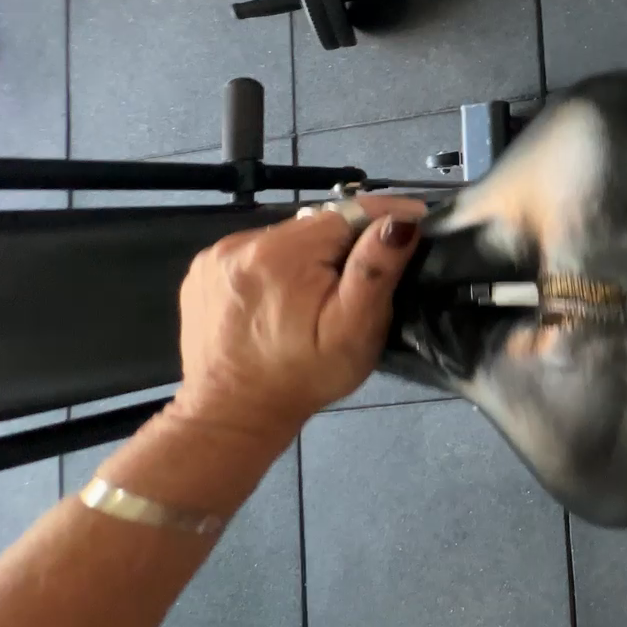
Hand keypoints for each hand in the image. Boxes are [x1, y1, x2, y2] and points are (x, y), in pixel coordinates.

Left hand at [168, 195, 426, 444]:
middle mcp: (241, 244)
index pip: (350, 211)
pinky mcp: (206, 271)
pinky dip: (292, 259)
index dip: (390, 216)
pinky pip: (266, 248)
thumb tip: (400, 222)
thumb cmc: (306, 373)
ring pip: (296, 232)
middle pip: (321, 222)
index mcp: (279, 254)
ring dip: (324, 247)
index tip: (421, 226)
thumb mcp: (356, 325)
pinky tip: (299, 288)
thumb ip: (376, 268)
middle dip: (355, 237)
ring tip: (340, 280)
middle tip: (380, 268)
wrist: (232, 415)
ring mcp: (216, 257)